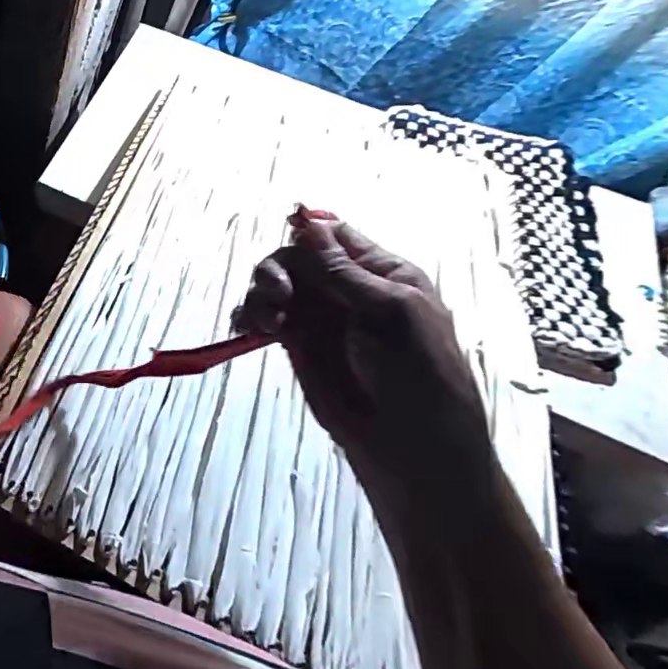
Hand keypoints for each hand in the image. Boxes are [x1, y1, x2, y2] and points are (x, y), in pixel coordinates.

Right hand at [234, 210, 493, 503]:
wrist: (410, 449)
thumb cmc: (419, 376)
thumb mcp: (388, 314)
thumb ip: (342, 269)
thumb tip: (308, 219)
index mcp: (382, 274)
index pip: (335, 235)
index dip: (308, 229)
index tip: (288, 233)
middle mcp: (344, 289)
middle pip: (294, 256)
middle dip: (279, 269)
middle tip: (279, 296)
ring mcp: (317, 316)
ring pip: (272, 284)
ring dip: (261, 294)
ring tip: (267, 323)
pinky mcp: (295, 343)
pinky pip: (261, 317)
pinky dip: (248, 317)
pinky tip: (250, 331)